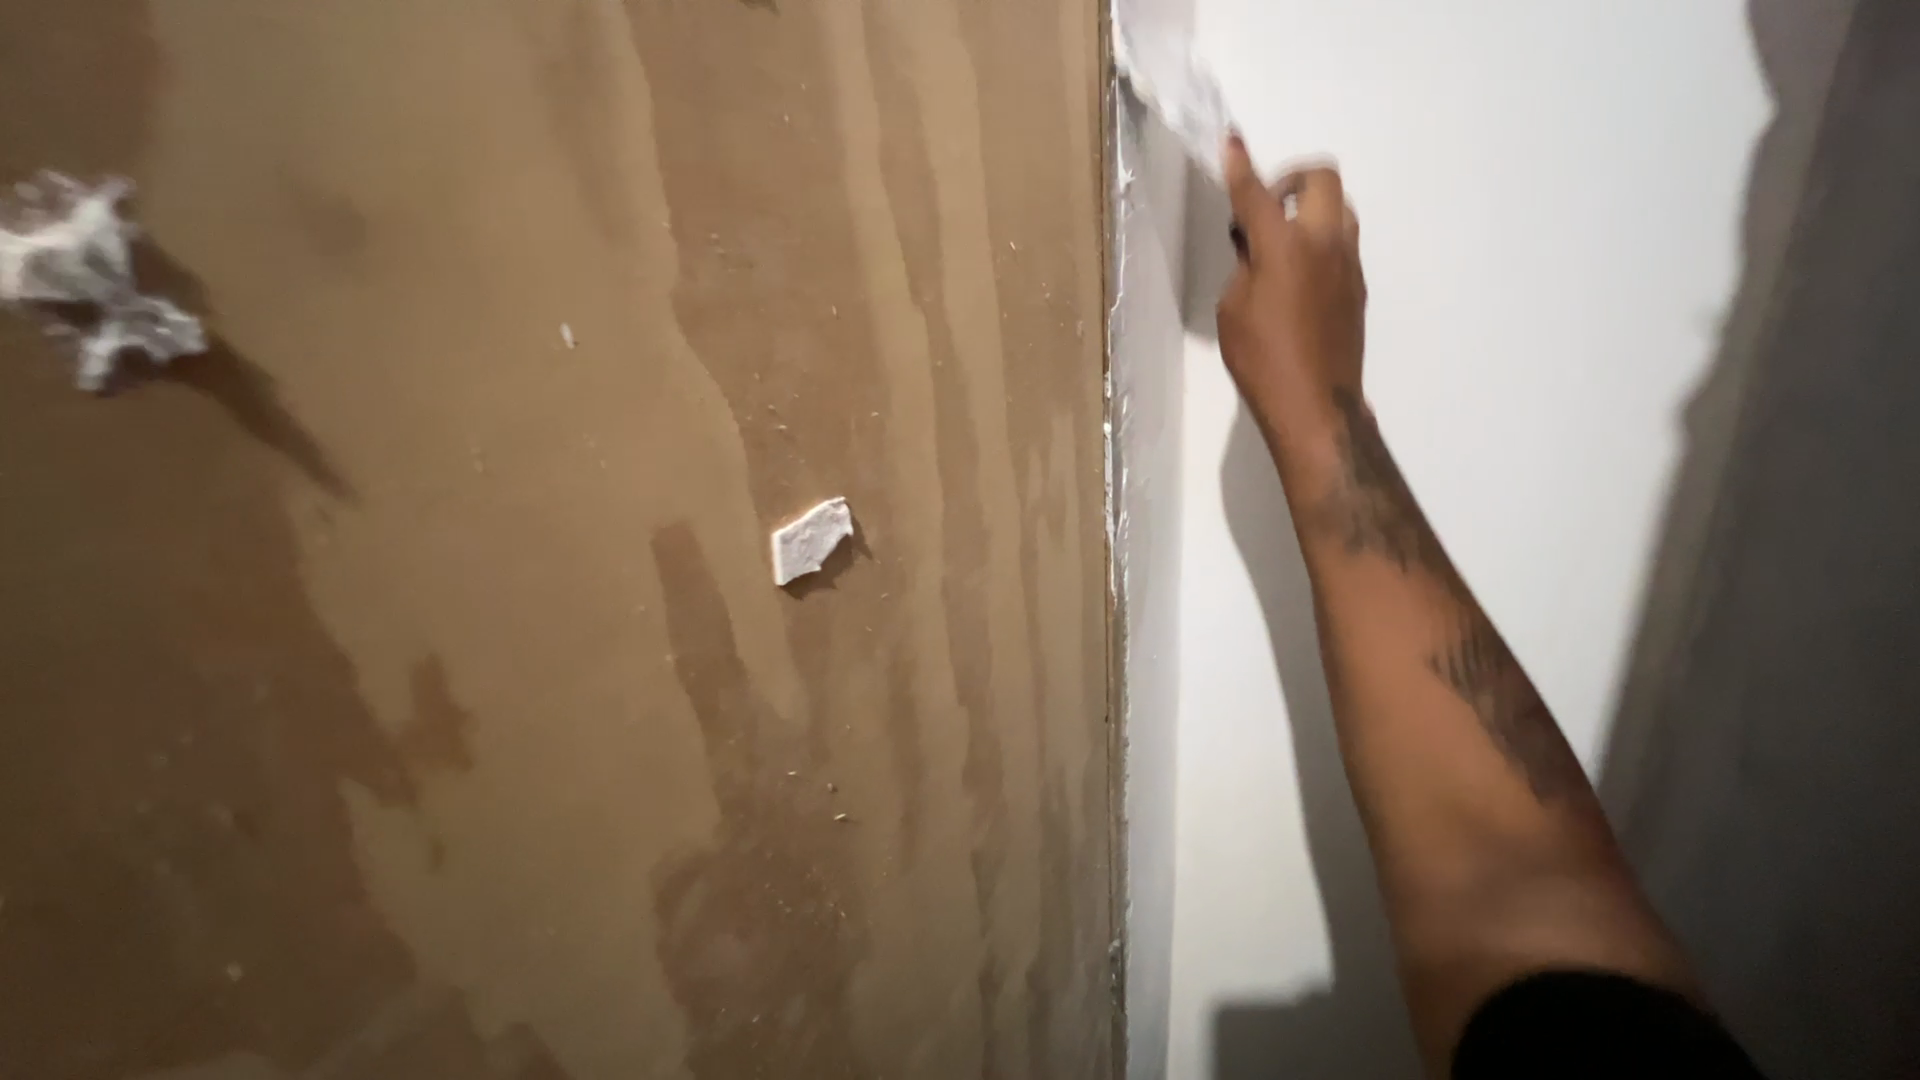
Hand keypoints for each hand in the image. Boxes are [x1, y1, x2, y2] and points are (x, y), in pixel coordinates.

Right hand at [1217, 136, 1366, 439]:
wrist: (1314, 402)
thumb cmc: (1261, 359)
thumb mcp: (1233, 311)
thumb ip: (1246, 267)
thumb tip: (1257, 248)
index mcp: (1284, 246)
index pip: (1256, 195)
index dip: (1240, 167)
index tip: (1231, 143)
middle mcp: (1323, 241)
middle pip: (1320, 179)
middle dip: (1289, 181)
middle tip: (1263, 209)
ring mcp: (1348, 260)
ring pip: (1338, 207)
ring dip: (1309, 209)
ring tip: (1281, 244)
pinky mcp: (1357, 283)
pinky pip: (1341, 242)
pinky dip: (1318, 241)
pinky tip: (1296, 278)